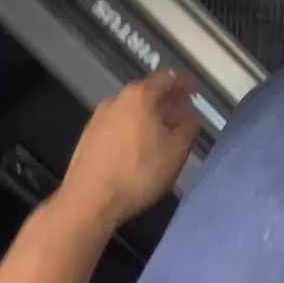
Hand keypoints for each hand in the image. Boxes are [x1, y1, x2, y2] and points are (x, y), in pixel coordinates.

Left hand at [55, 69, 201, 231]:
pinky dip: (134, 130)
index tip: (196, 92)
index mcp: (139, 96)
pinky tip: (141, 150)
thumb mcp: (177, 151)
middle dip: (169, 103)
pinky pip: (118, 126)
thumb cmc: (137, 173)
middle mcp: (116, 101)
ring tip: (165, 136)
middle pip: (148, 93)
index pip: (168, 77)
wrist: (86, 205)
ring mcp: (98, 120)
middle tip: (184, 116)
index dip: (186, 82)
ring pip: (132, 110)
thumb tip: (190, 118)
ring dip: (151, 118)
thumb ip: (190, 128)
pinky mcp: (87, 140)